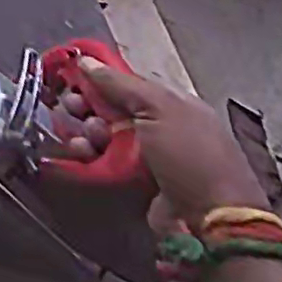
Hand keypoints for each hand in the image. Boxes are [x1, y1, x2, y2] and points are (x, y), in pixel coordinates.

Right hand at [65, 58, 267, 230]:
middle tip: (73, 109)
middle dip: (84, 104)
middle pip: (104, 104)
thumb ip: (120, 83)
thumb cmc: (191, 157)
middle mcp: (155, 123)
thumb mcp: (161, 110)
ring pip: (96, 129)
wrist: (211, 222)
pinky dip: (84, 152)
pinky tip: (82, 153)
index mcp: (170, 102)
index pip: (123, 80)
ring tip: (85, 140)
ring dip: (83, 130)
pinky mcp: (128, 175)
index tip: (69, 77)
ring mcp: (141, 151)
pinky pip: (97, 155)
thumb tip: (84, 59)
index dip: (94, 77)